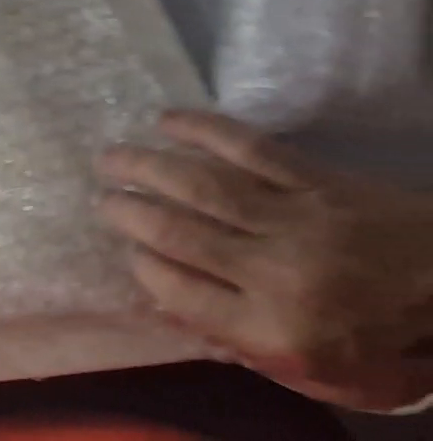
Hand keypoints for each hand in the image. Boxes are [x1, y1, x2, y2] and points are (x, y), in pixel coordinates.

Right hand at [96, 108, 432, 411]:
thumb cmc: (386, 336)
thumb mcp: (321, 367)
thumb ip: (242, 339)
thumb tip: (166, 305)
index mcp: (276, 327)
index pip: (175, 289)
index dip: (140, 266)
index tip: (128, 253)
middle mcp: (276, 272)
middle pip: (175, 232)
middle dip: (125, 212)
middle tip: (103, 200)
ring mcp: (296, 220)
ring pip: (198, 185)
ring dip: (143, 167)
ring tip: (109, 158)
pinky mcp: (316, 181)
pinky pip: (247, 147)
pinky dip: (201, 128)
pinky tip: (166, 121)